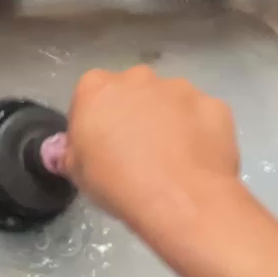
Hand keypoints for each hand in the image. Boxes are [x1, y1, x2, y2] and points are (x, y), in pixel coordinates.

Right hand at [59, 66, 243, 235]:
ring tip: (171, 159)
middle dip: (133, 113)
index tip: (100, 146)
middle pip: (131, 91)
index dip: (95, 121)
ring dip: (167, 120)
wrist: (180, 198)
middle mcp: (138, 77)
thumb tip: (63, 149)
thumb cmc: (117, 183)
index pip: (90, 94)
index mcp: (97, 87)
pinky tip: (197, 160)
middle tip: (136, 152)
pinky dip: (199, 131)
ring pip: (169, 100)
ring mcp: (180, 88)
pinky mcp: (214, 104)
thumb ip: (68, 152)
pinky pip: (201, 115)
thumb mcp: (77, 173)